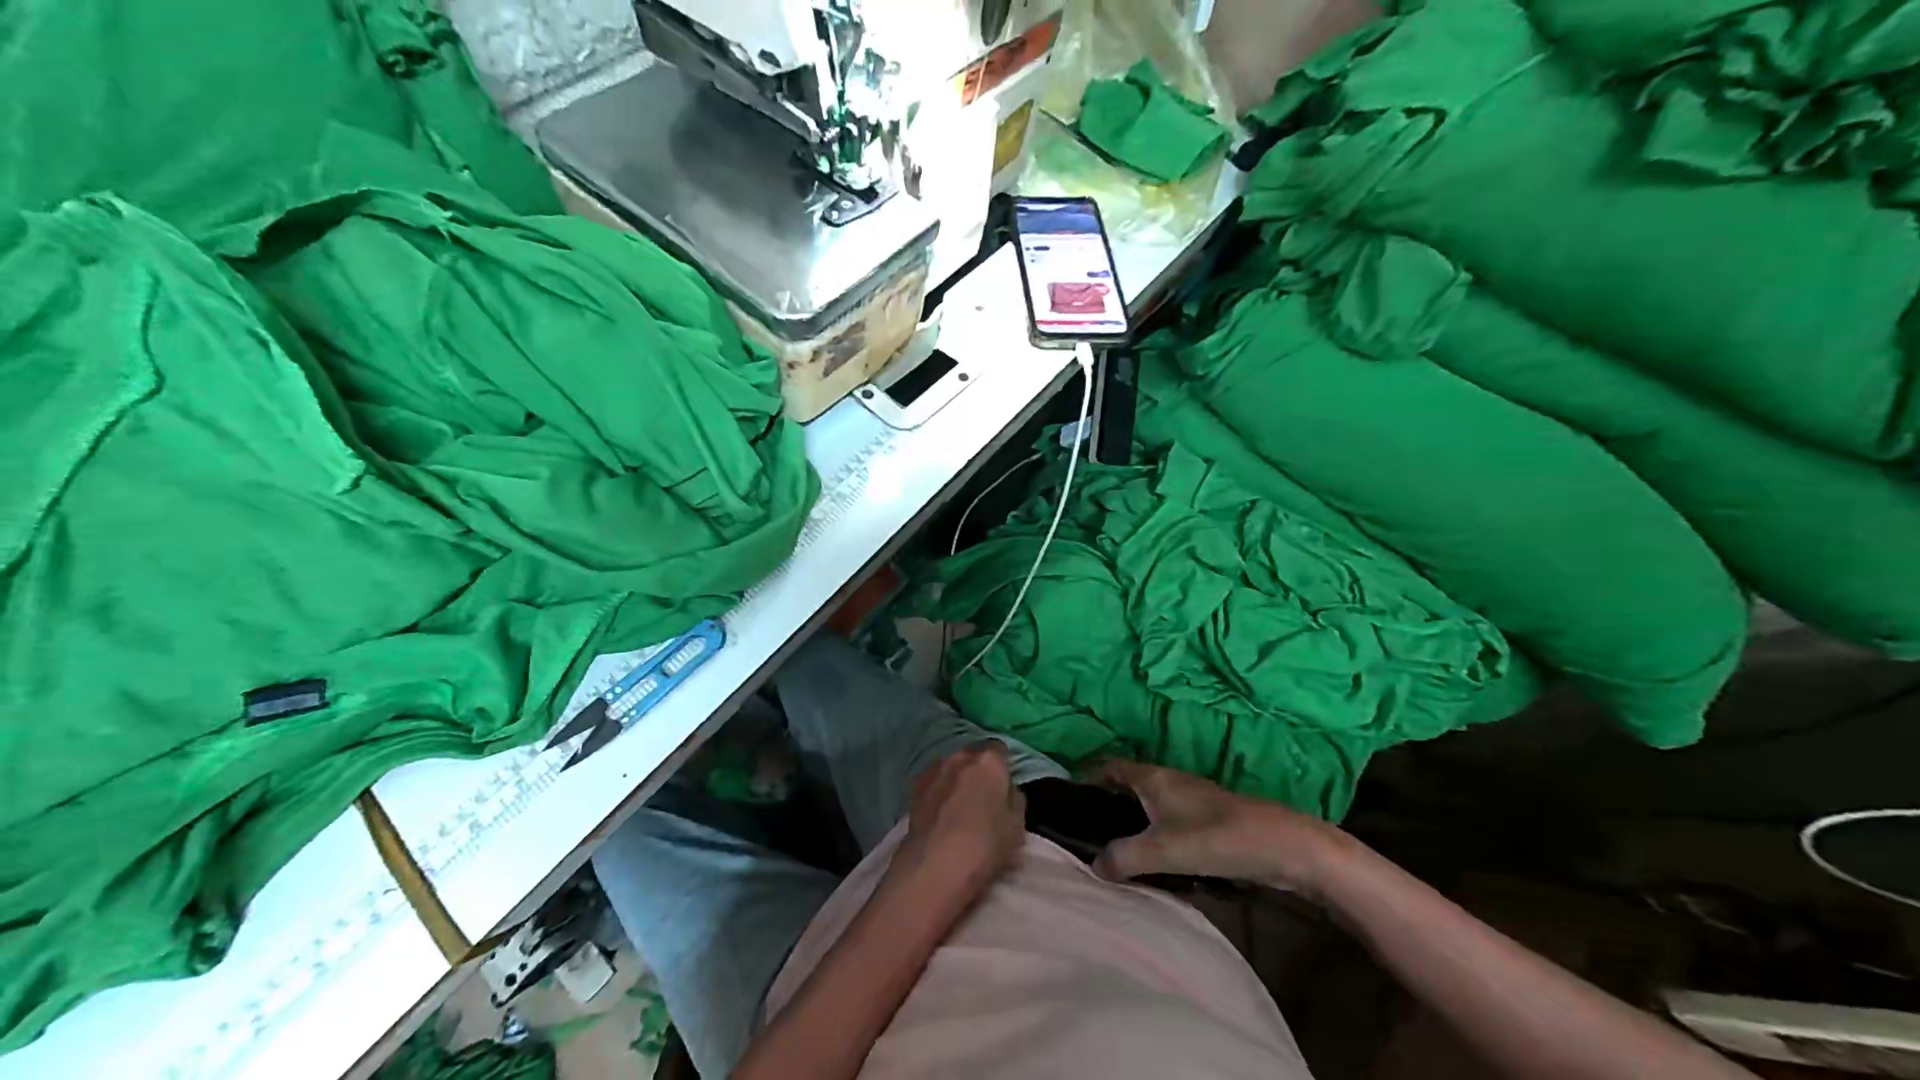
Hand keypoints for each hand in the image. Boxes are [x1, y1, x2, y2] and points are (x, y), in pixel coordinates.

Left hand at [893, 741, 1026, 900]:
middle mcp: (960, 758)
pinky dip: (938, 790)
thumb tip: (1007, 790)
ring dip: (956, 779)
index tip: (1004, 785)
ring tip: (958, 805)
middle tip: (982, 796)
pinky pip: (933, 782)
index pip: (1000, 750)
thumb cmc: (984, 846)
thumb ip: (1014, 799)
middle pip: (973, 756)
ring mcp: (934, 770)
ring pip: (950, 767)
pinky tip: (940, 811)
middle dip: (978, 769)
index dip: (1002, 766)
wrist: (933, 865)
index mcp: (989, 763)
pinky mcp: (914, 788)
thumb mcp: (1017, 827)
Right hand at [1086, 759, 1351, 899]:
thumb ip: (1122, 857)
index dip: (1085, 776)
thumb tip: (1094, 865)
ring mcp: (1189, 798)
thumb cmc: (1217, 838)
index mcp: (1152, 777)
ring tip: (1112, 852)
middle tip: (1084, 833)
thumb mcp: (1163, 850)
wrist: (1284, 846)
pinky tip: (1152, 863)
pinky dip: (1154, 836)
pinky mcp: (1207, 819)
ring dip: (1131, 823)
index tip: (1066, 799)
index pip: (1108, 765)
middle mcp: (1167, 780)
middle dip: (1105, 805)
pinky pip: (1167, 822)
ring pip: (1148, 806)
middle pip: (1126, 785)